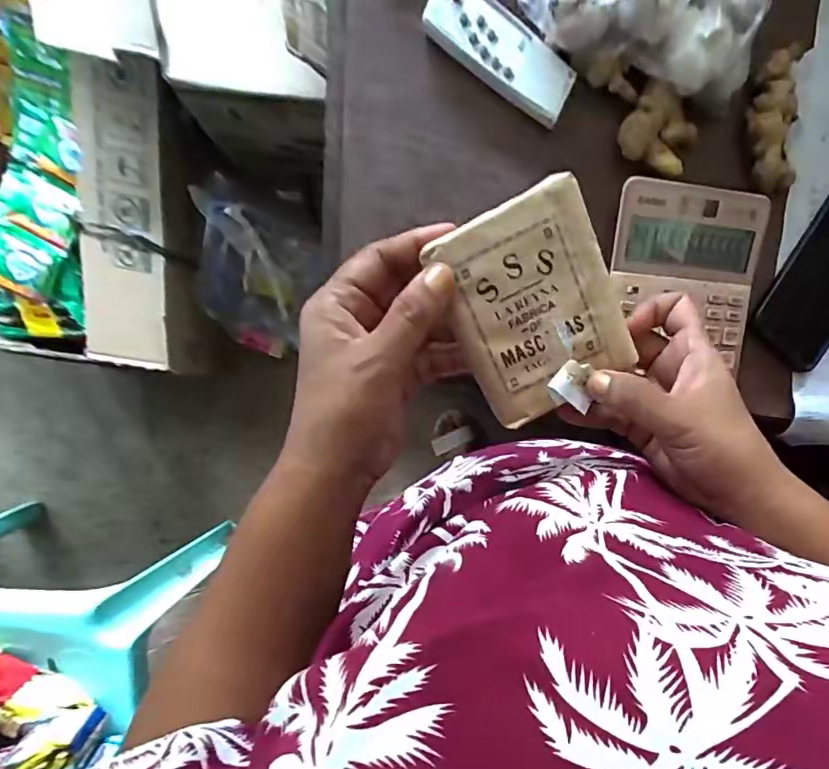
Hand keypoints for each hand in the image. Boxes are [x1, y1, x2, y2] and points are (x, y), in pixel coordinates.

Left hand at [285, 223, 460, 488]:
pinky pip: (428, 356)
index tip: (456, 238)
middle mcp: (358, 322)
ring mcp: (379, 350)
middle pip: (403, 291)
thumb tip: (443, 273)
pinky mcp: (397, 377)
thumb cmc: (345, 410)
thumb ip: (412, 315)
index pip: (378, 261)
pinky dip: (450, 355)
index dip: (414, 246)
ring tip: (491, 308)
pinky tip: (481, 350)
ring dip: (451, 321)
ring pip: (420, 325)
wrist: (336, 470)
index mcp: (339, 305)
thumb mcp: (378, 357)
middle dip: (440, 284)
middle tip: (484, 274)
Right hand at [563, 293, 796, 525]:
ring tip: (560, 384)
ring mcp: (656, 404)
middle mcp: (672, 374)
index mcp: (692, 356)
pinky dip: (593, 413)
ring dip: (593, 384)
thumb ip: (634, 397)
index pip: (675, 312)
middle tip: (568, 355)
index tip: (620, 329)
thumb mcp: (678, 416)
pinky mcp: (644, 431)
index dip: (649, 312)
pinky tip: (567, 412)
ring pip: (620, 383)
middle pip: (635, 348)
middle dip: (605, 349)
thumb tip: (592, 379)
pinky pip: (614, 415)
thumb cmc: (721, 444)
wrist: (736, 494)